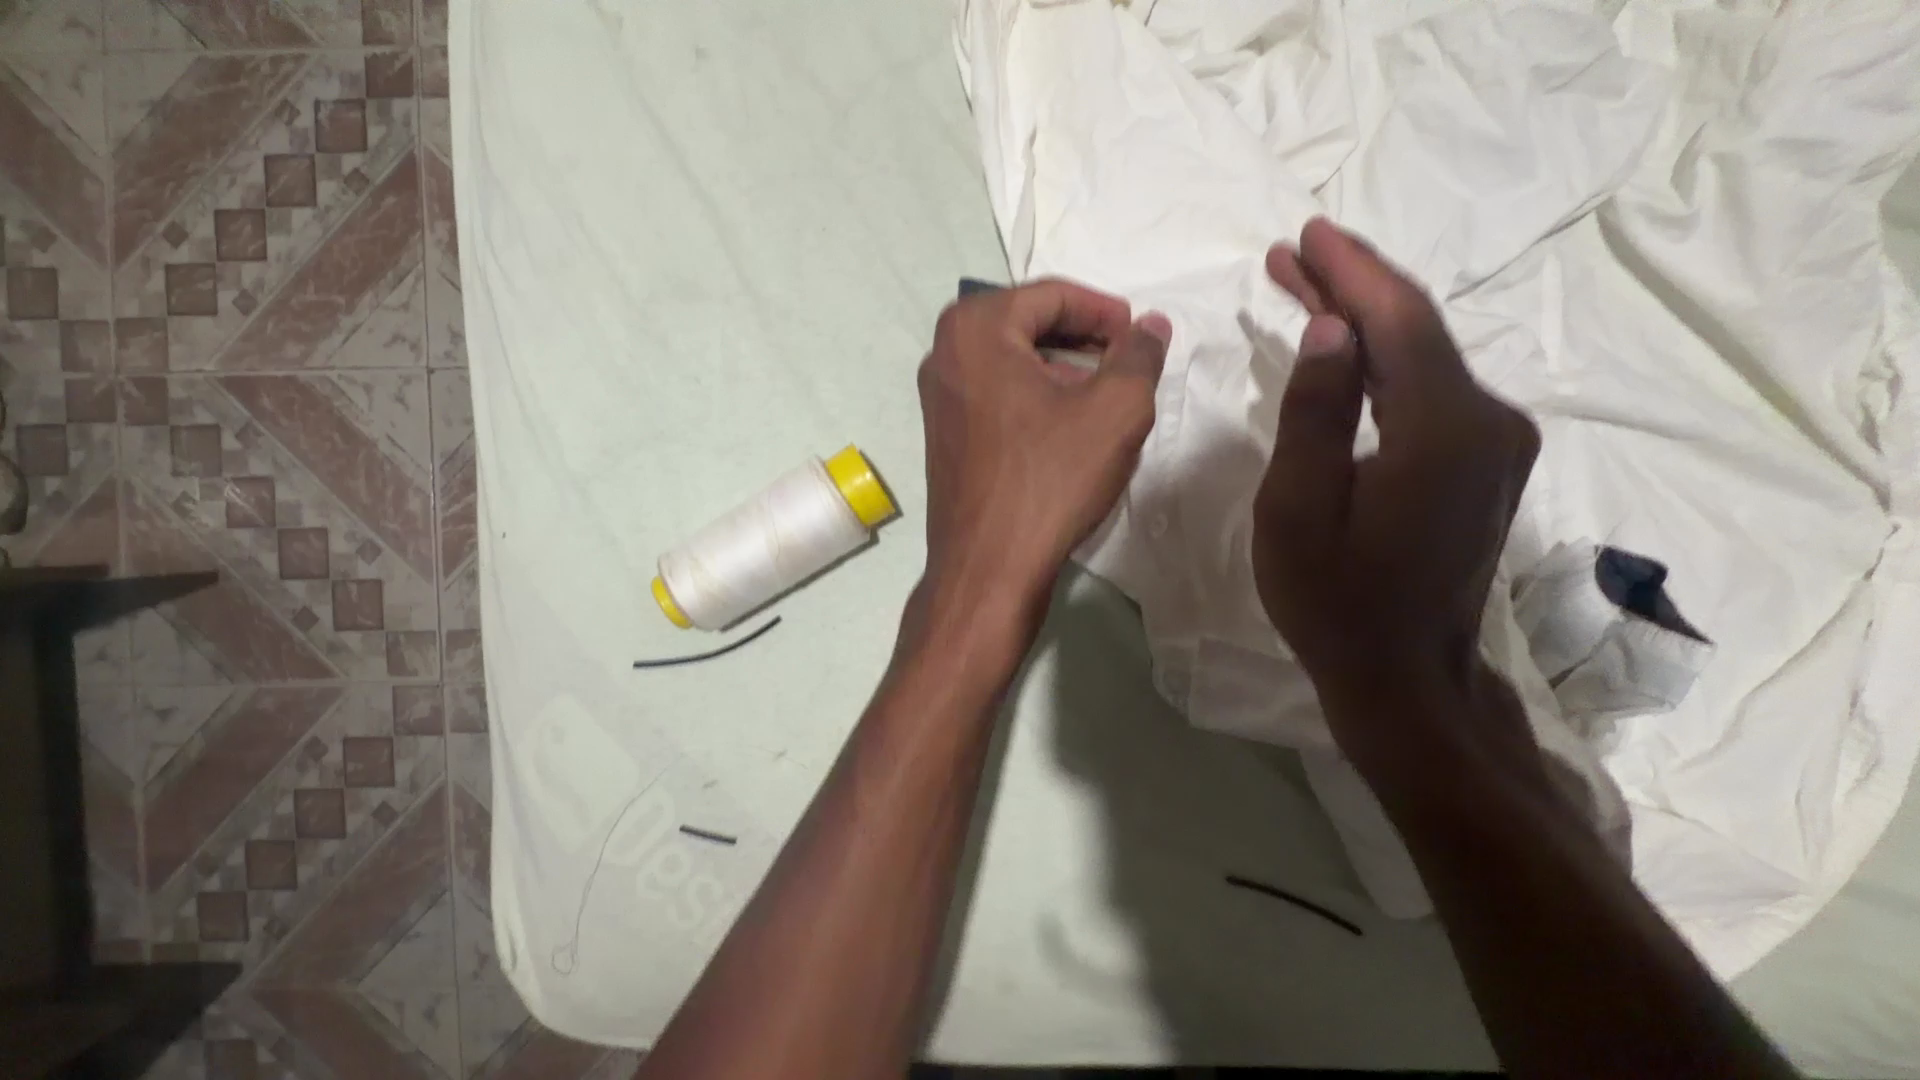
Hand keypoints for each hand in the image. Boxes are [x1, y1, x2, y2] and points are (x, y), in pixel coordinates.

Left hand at [917, 281, 1170, 625]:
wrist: (988, 567)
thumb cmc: (1050, 480)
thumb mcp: (1115, 410)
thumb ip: (1139, 355)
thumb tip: (1150, 326)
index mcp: (975, 328)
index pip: (1051, 294)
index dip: (1104, 310)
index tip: (1139, 333)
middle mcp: (944, 353)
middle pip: (1027, 323)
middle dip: (1081, 337)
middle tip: (1125, 361)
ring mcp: (937, 397)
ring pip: (1011, 362)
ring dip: (1060, 369)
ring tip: (1104, 396)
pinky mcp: (943, 435)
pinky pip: (995, 394)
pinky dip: (1034, 397)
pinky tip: (1067, 427)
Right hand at [1253, 219, 1538, 705]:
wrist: (1405, 677)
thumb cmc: (1334, 600)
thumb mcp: (1297, 511)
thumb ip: (1314, 414)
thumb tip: (1326, 330)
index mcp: (1443, 431)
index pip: (1397, 323)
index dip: (1350, 273)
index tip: (1306, 234)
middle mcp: (1490, 423)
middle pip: (1417, 331)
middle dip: (1354, 286)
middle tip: (1294, 252)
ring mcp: (1499, 444)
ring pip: (1426, 358)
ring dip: (1366, 322)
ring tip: (1306, 289)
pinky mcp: (1488, 464)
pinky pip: (1433, 391)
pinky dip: (1387, 362)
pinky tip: (1349, 351)